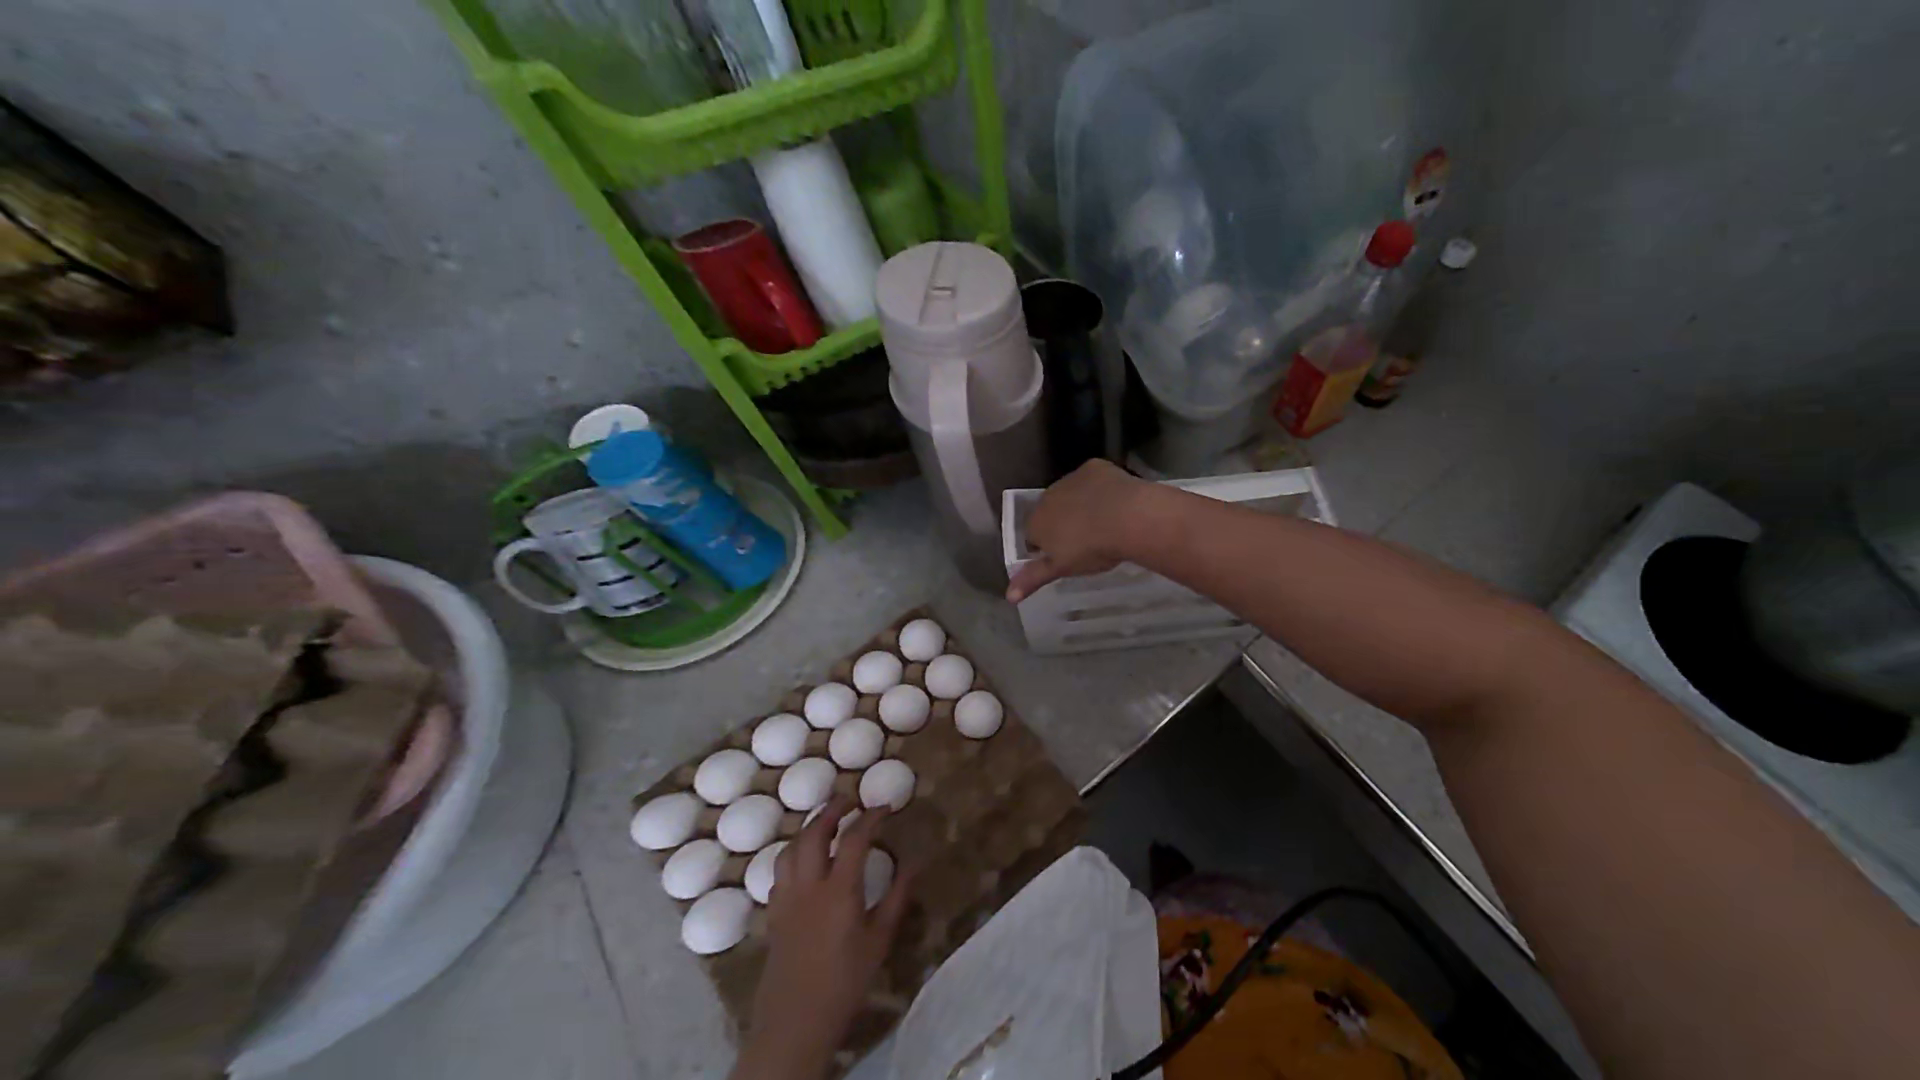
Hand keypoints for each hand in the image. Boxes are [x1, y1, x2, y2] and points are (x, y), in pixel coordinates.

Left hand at [730, 799, 911, 1079]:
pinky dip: (793, 853)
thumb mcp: (879, 940)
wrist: (795, 1020)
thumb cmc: (845, 982)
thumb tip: (913, 863)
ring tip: (824, 821)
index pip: (855, 838)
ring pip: (792, 847)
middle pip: (815, 833)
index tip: (884, 805)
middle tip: (848, 799)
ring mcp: (786, 897)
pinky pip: (779, 870)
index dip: (870, 816)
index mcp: (839, 889)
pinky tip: (802, 859)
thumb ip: (896, 898)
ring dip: (808, 827)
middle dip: (832, 810)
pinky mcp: (773, 912)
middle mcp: (809, 885)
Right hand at [1007, 460, 1164, 601]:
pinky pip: (1091, 479)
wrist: (1128, 518)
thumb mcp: (1061, 569)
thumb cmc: (1091, 549)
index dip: (1045, 547)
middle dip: (1060, 524)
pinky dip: (1097, 488)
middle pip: (1049, 512)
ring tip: (1101, 522)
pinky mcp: (1094, 467)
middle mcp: (1047, 497)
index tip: (1062, 556)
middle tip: (1083, 541)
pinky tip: (1112, 500)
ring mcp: (1070, 479)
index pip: (1031, 536)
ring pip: (1069, 494)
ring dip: (1078, 505)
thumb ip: (1032, 579)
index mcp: (1036, 522)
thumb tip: (1008, 597)